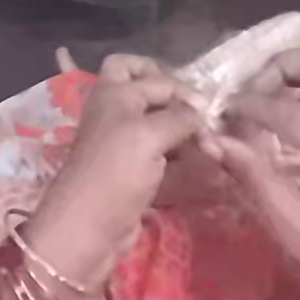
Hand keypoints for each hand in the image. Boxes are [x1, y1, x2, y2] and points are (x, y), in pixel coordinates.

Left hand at [29, 54, 201, 285]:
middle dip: (173, 94)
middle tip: (199, 112)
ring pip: (155, 120)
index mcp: (113, 92)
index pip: (152, 75)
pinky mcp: (132, 168)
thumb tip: (203, 111)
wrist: (88, 224)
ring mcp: (122, 140)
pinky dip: (180, 154)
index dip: (183, 89)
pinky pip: (160, 151)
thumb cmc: (116, 169)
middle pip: (143, 86)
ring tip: (209, 144)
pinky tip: (203, 163)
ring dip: (182, 128)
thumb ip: (180, 116)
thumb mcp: (150, 134)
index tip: (211, 112)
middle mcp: (115, 110)